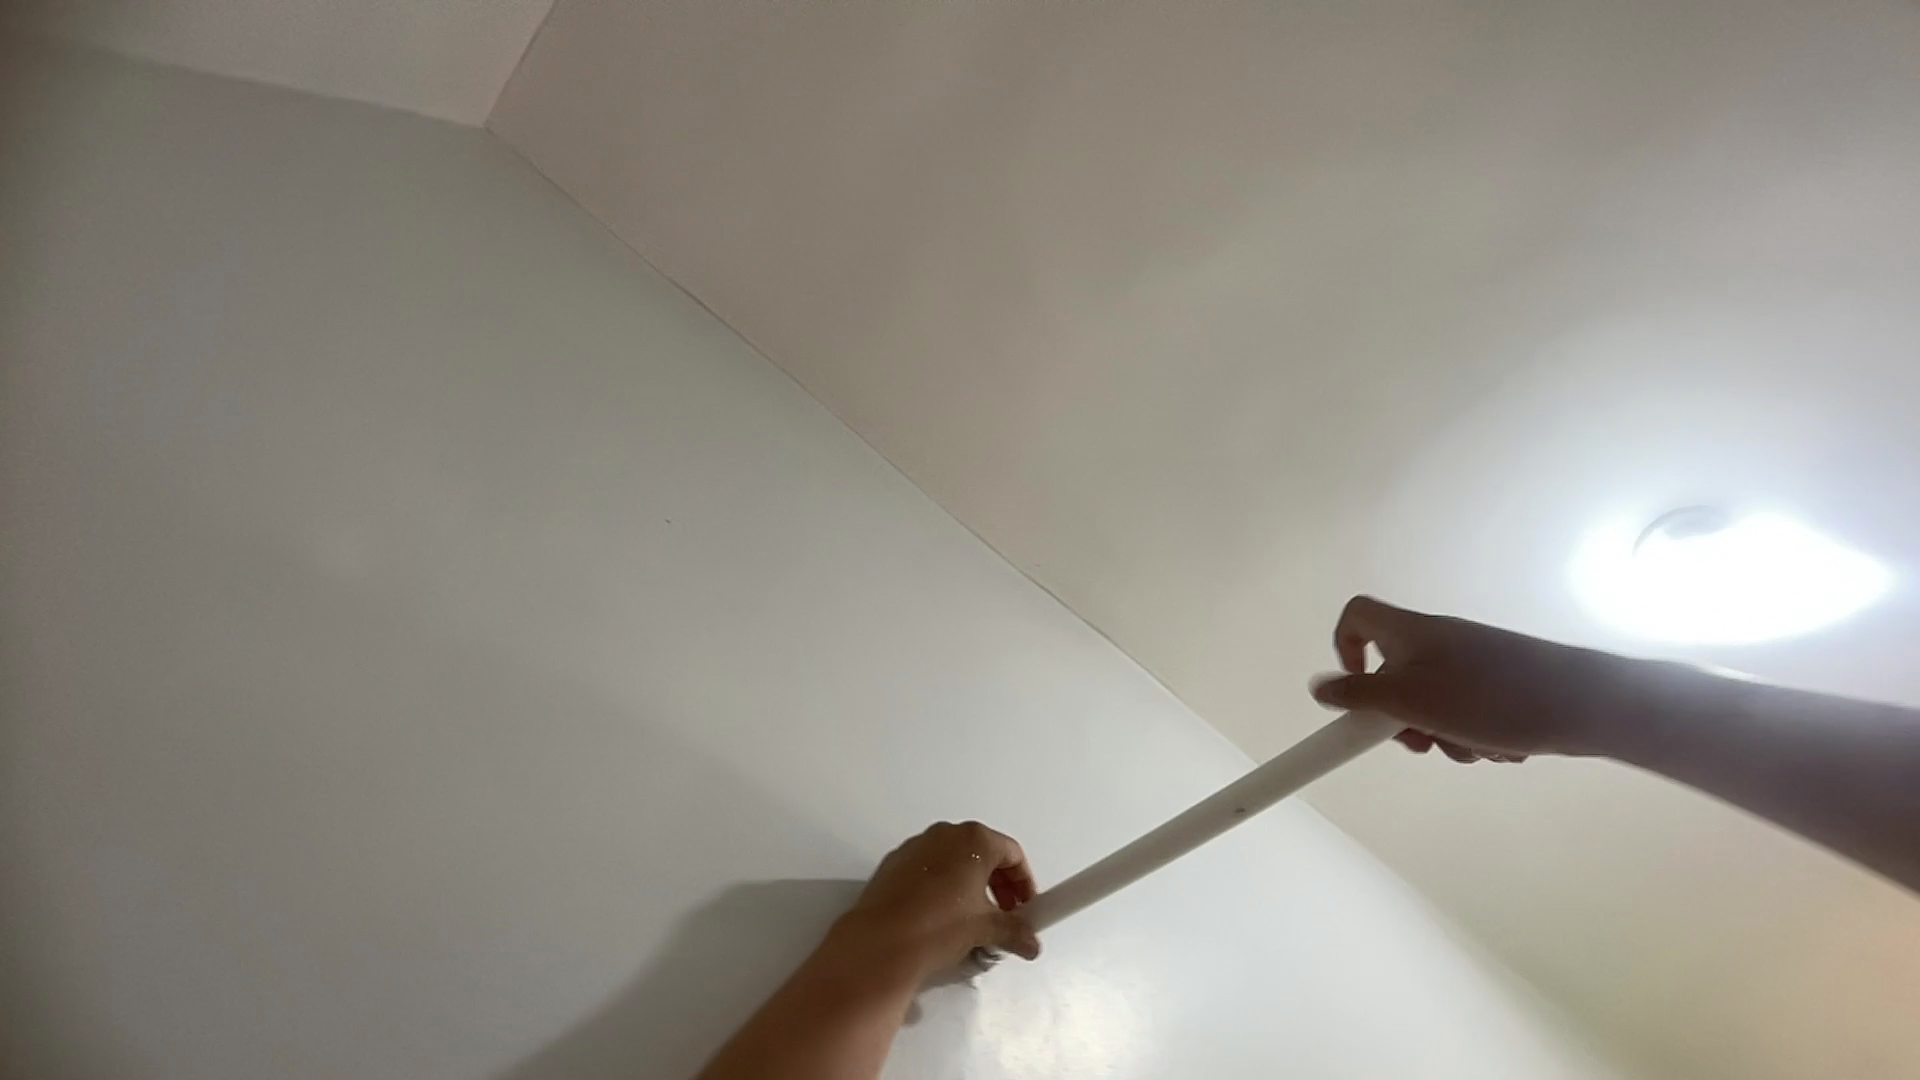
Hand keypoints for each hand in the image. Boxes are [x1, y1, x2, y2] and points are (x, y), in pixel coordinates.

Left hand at [824, 821, 1040, 983]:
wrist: (880, 943)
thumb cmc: (939, 926)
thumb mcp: (985, 930)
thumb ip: (1014, 932)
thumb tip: (1030, 942)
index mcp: (974, 840)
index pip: (1012, 853)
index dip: (1024, 882)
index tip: (1027, 907)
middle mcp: (946, 833)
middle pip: (984, 853)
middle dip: (999, 885)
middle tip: (1005, 916)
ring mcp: (918, 845)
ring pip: (955, 860)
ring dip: (971, 886)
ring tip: (974, 921)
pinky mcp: (896, 862)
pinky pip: (930, 868)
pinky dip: (943, 887)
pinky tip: (941, 918)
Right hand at [1310, 596, 1624, 761]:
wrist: (1592, 703)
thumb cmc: (1487, 697)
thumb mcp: (1408, 700)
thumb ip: (1358, 695)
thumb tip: (1320, 688)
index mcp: (1409, 633)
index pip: (1356, 616)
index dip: (1344, 647)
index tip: (1356, 686)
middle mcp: (1439, 640)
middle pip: (1395, 671)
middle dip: (1401, 714)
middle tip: (1417, 741)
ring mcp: (1474, 661)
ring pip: (1433, 699)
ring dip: (1442, 731)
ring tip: (1472, 749)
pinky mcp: (1505, 683)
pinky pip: (1469, 708)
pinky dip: (1475, 731)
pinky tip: (1501, 748)